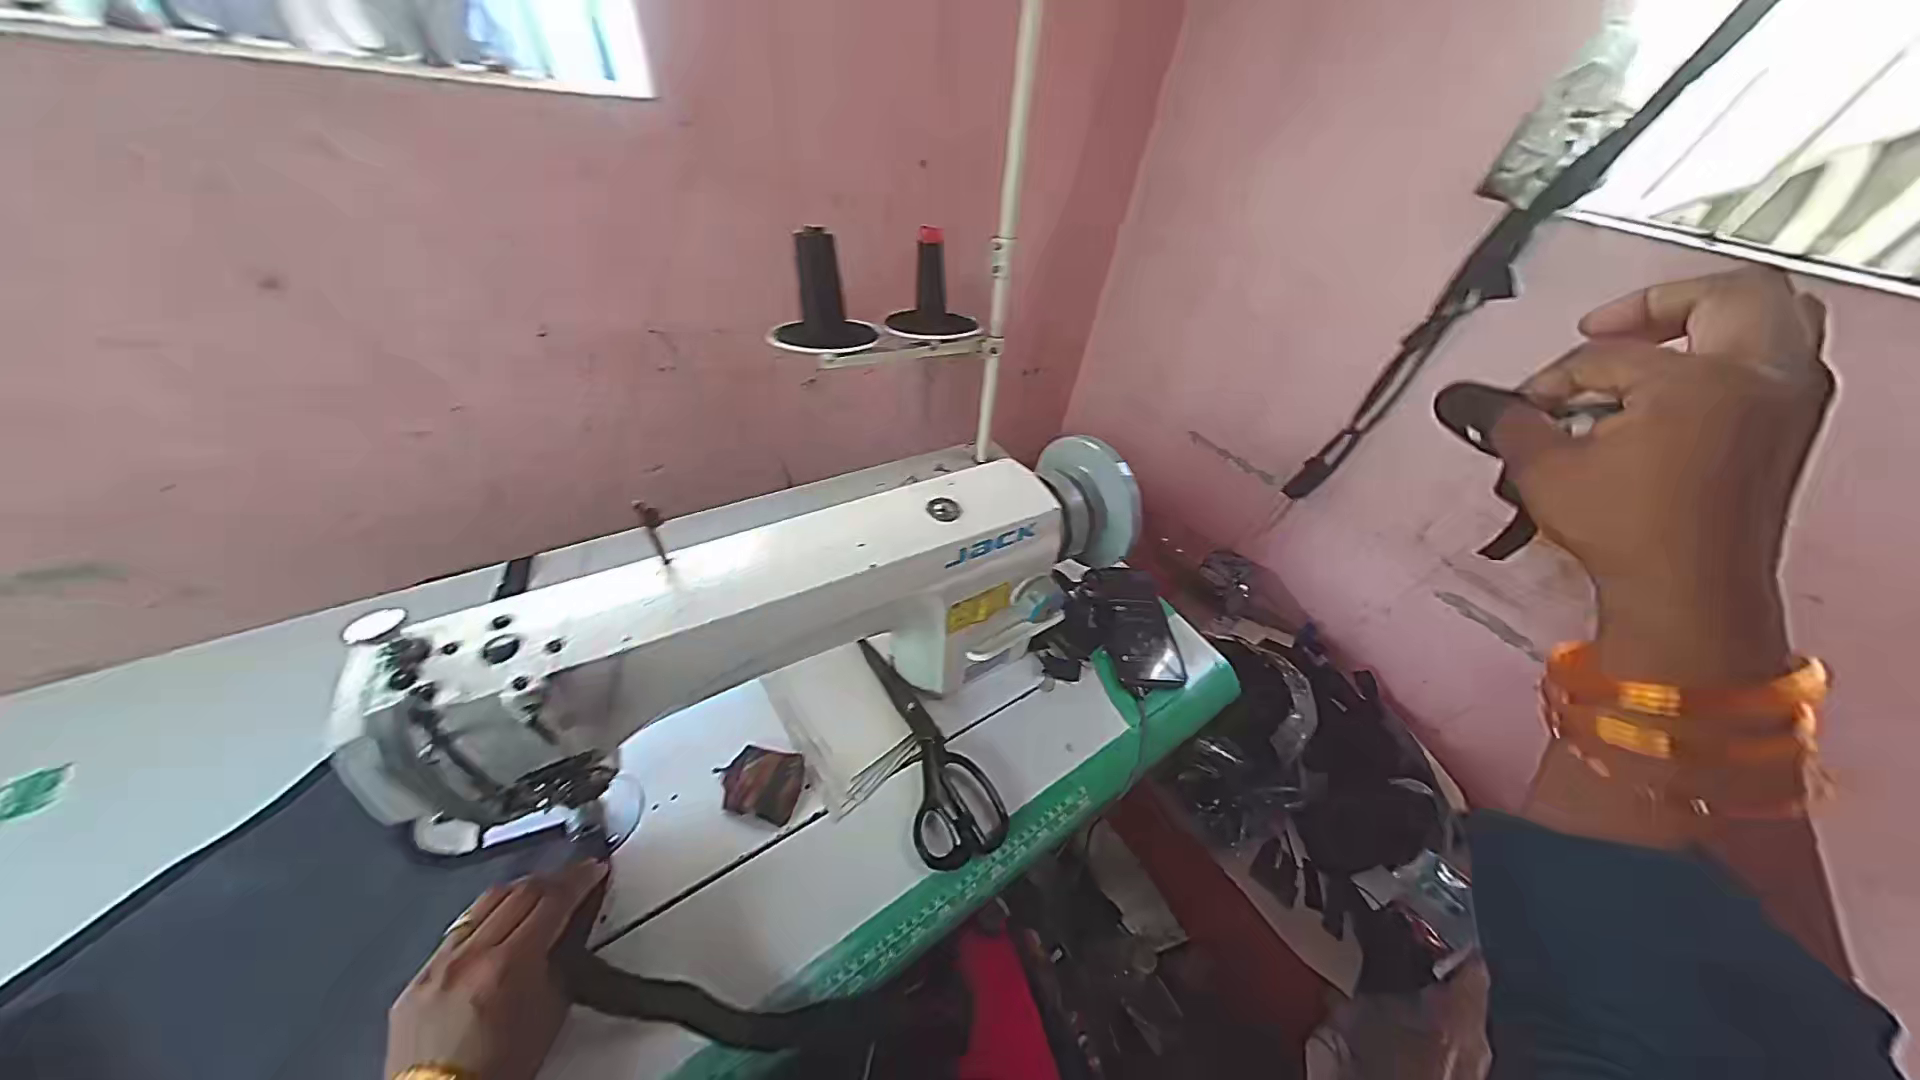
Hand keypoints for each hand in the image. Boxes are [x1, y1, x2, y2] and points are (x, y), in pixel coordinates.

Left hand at [386, 860, 608, 1079]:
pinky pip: (459, 929)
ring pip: (487, 901)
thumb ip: (561, 955)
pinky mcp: (416, 979)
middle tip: (576, 876)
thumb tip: (570, 922)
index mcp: (508, 965)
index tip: (594, 870)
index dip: (580, 878)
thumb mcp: (551, 1007)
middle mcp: (469, 958)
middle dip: (556, 878)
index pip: (553, 899)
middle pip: (521, 891)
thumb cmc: (502, 1069)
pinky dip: (488, 916)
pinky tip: (502, 919)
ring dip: (522, 889)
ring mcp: (437, 966)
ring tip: (542, 890)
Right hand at [1490, 267, 1833, 683]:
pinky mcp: (1791, 427)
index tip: (1531, 403)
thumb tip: (1484, 405)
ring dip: (1705, 322)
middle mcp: (1761, 380)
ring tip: (1648, 345)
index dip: (1556, 376)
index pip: (1609, 356)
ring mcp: (1788, 402)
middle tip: (1607, 326)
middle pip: (1732, 293)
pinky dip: (1726, 356)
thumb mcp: (1543, 468)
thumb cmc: (1630, 531)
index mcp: (1699, 383)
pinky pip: (1775, 359)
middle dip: (1658, 302)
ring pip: (1775, 318)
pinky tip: (1673, 387)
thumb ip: (1510, 422)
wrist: (1685, 584)